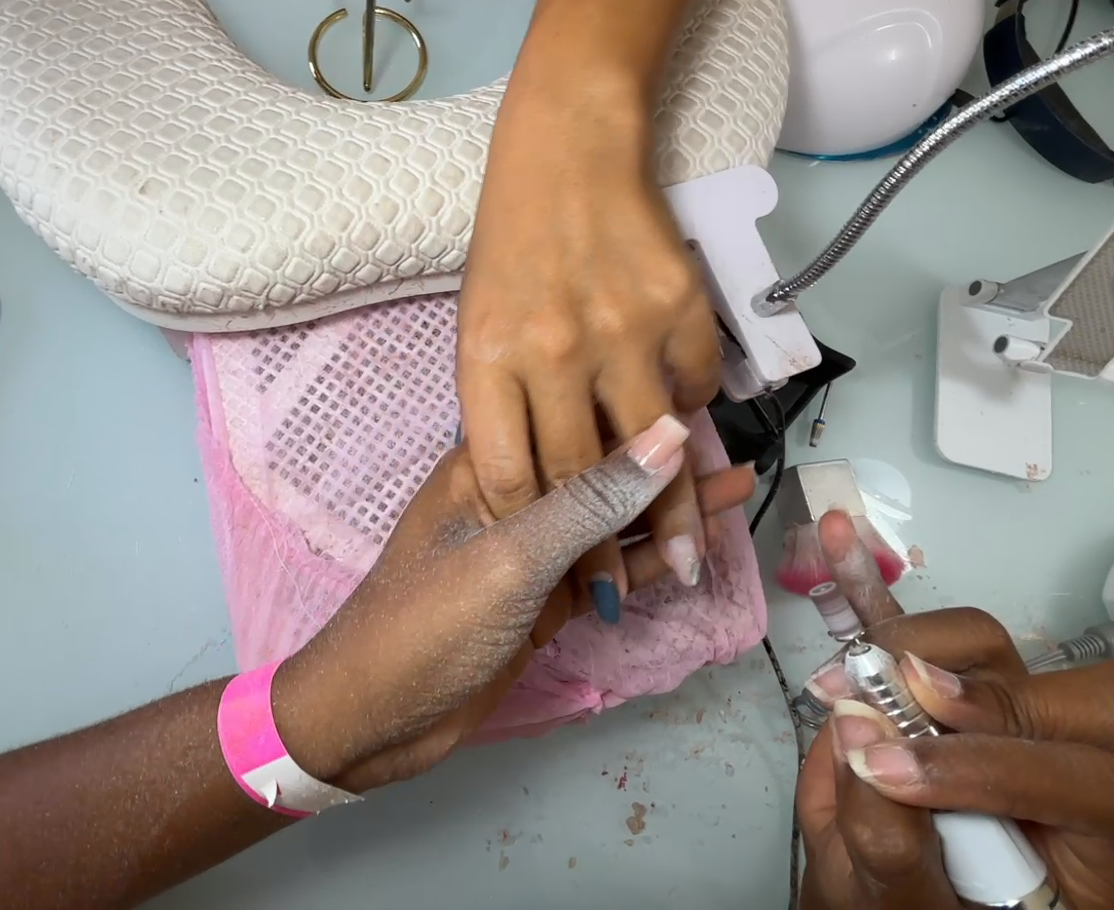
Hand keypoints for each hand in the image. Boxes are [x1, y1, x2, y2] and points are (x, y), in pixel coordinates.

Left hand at [275, 415, 753, 791]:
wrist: (376, 716)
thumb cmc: (430, 623)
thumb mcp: (512, 557)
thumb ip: (591, 499)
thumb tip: (668, 432)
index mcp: (492, 462)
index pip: (576, 420)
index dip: (636, 411)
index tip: (703, 398)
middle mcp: (514, 495)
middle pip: (600, 470)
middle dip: (664, 462)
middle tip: (737, 446)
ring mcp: (530, 549)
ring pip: (610, 521)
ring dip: (665, 510)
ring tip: (734, 485)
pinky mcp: (543, 596)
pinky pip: (604, 568)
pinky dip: (646, 560)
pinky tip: (691, 545)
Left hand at [458, 82, 721, 623]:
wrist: (566, 153)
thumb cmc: (509, 249)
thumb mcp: (479, 327)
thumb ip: (504, 405)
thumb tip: (542, 485)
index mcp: (486, 358)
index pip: (505, 472)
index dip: (527, 531)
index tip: (545, 568)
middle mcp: (553, 350)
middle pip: (582, 475)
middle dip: (602, 551)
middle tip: (618, 601)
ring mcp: (622, 329)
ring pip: (655, 448)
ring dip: (673, 513)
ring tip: (689, 562)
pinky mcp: (682, 308)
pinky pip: (698, 386)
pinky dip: (693, 413)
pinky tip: (682, 421)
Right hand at [794, 536, 1113, 909]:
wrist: (891, 898)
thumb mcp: (899, 903)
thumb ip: (887, 835)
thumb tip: (859, 732)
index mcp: (1097, 854)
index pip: (1091, 784)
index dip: (992, 764)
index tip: (891, 765)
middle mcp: (1063, 770)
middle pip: (1070, 696)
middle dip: (972, 689)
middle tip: (893, 700)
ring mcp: (997, 718)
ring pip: (990, 645)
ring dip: (910, 643)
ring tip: (846, 676)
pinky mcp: (931, 686)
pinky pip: (909, 623)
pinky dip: (870, 584)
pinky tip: (837, 537)